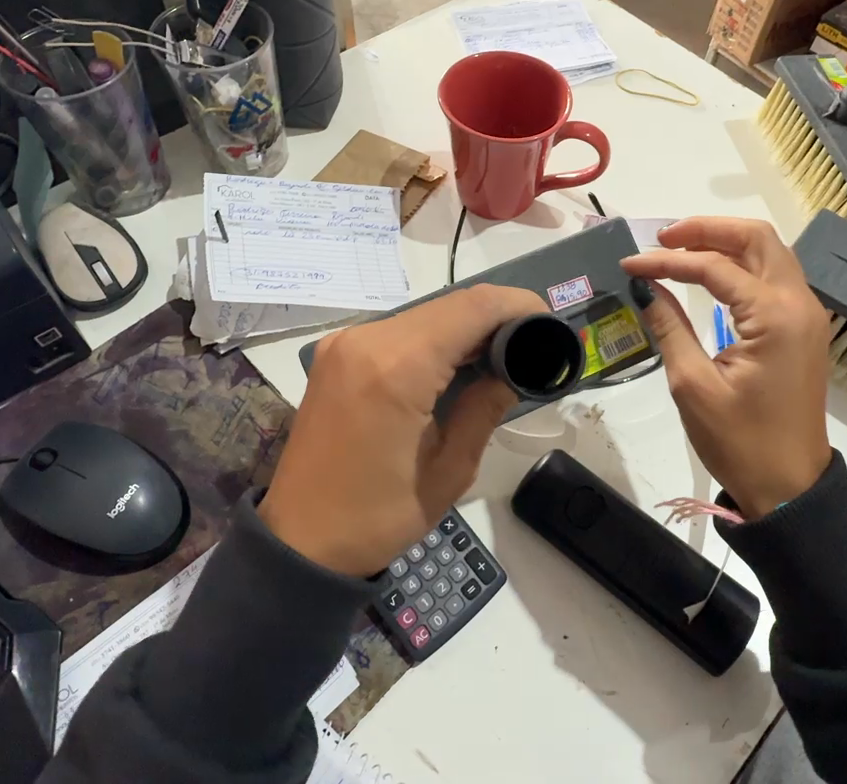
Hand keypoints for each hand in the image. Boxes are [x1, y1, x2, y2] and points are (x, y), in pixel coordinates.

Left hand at [259, 286, 548, 575]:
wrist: (299, 540)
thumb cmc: (378, 516)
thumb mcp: (450, 470)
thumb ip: (485, 408)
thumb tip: (511, 370)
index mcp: (397, 367)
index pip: (472, 308)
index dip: (517, 306)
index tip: (548, 323)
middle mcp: (367, 340)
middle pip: (449, 305)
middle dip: (495, 317)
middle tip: (532, 345)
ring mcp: (346, 342)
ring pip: (424, 313)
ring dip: (464, 326)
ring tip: (500, 354)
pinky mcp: (336, 354)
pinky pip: (399, 330)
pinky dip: (434, 337)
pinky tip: (455, 362)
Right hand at [621, 217, 833, 518]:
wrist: (789, 487)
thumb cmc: (740, 441)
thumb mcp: (693, 384)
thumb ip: (669, 326)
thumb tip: (645, 286)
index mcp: (775, 316)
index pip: (715, 267)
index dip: (667, 261)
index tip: (630, 264)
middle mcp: (799, 304)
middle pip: (757, 239)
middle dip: (707, 230)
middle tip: (663, 238)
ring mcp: (807, 316)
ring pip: (769, 254)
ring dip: (726, 243)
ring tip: (679, 250)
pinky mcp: (803, 330)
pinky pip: (774, 278)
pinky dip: (741, 266)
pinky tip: (709, 276)